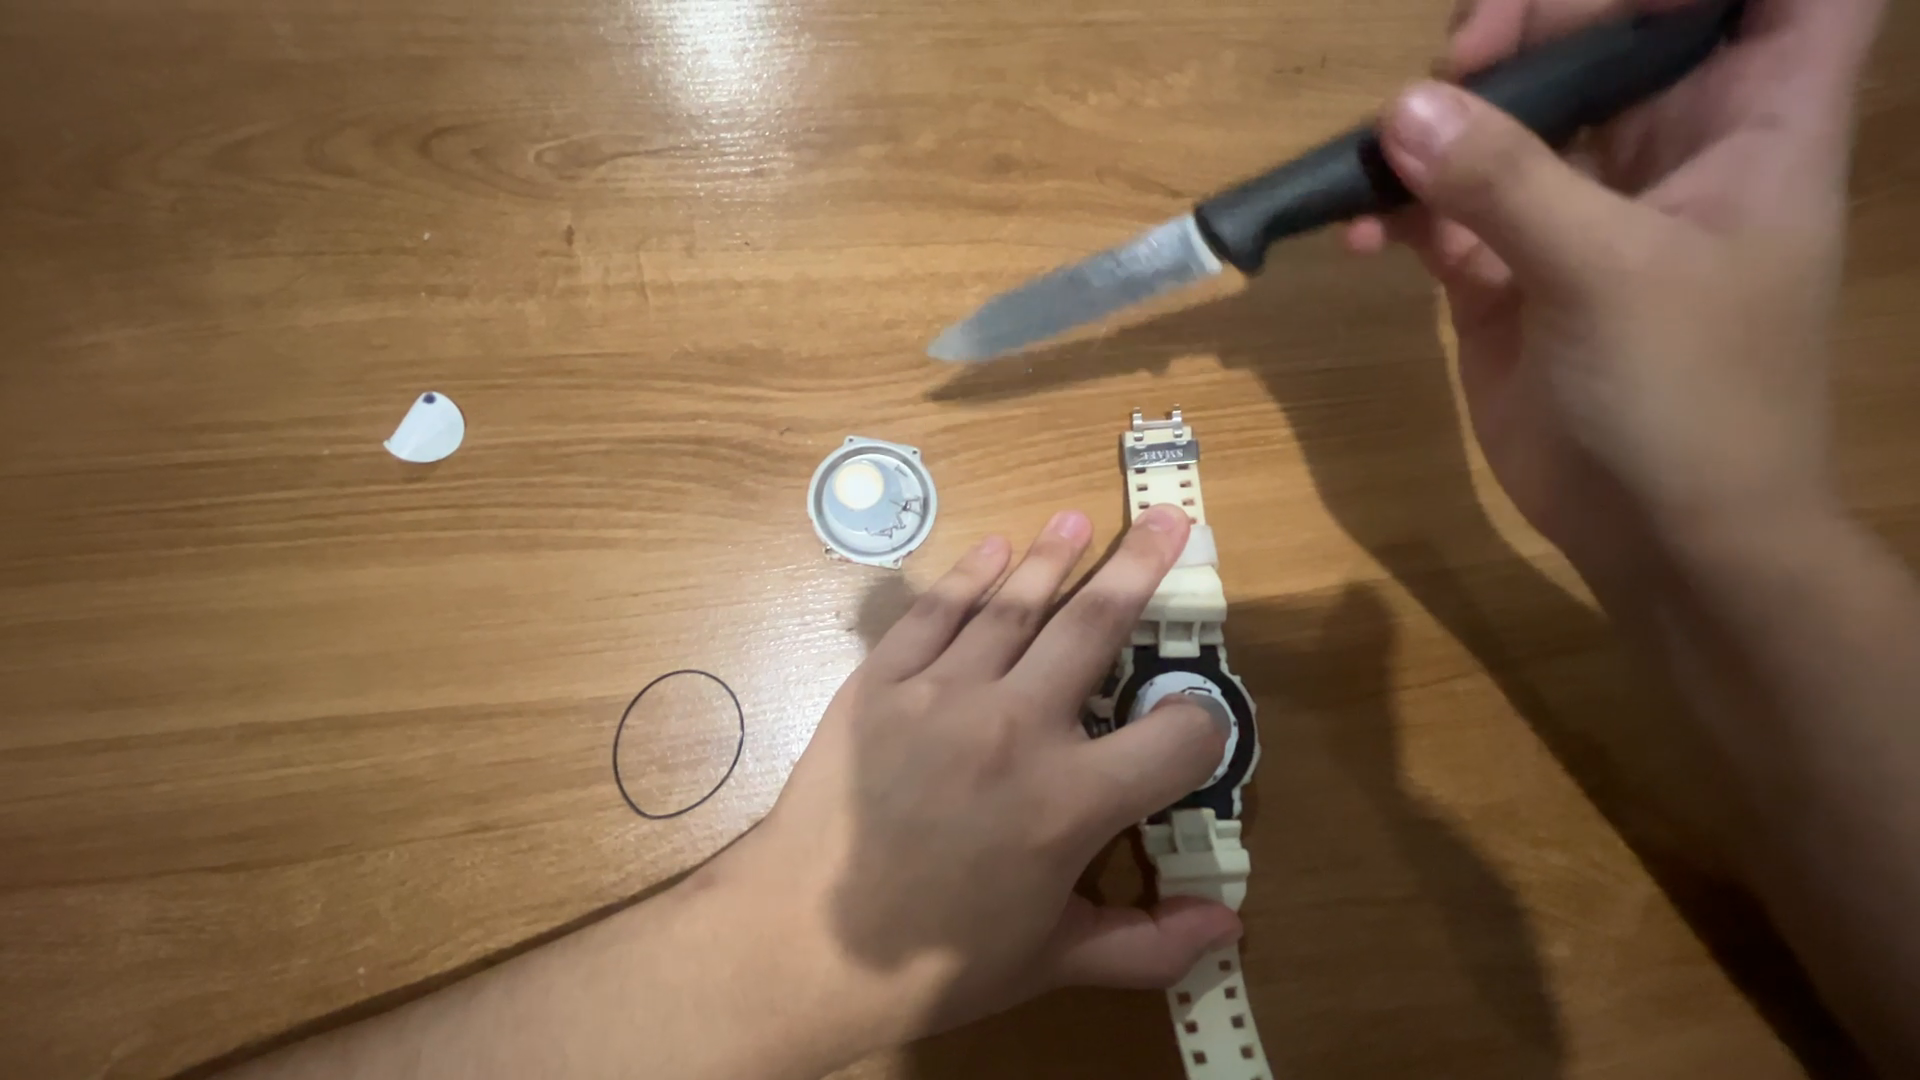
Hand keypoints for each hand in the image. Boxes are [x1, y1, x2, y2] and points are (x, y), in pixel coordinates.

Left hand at [699, 506, 1236, 1055]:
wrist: (799, 943)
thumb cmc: (932, 962)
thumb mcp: (1051, 961)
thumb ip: (1147, 943)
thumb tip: (1230, 927)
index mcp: (1070, 801)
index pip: (1178, 737)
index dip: (1205, 726)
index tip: (1196, 722)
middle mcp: (1014, 728)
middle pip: (1095, 627)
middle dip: (1140, 569)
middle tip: (1168, 520)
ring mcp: (941, 694)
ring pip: (1013, 606)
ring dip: (1052, 556)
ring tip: (1078, 518)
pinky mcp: (881, 681)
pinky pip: (932, 614)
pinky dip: (966, 577)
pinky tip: (992, 548)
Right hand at [1347, 0, 1884, 577]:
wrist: (1651, 525)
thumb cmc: (1685, 392)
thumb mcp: (1607, 271)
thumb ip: (1504, 183)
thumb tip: (1398, 112)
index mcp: (1752, 122)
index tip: (1575, 6)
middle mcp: (1663, 156)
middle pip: (1604, 47)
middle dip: (1524, 43)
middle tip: (1446, 73)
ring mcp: (1572, 221)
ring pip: (1504, 137)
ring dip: (1439, 136)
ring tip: (1380, 157)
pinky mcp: (1502, 282)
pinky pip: (1442, 223)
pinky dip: (1398, 220)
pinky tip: (1359, 233)